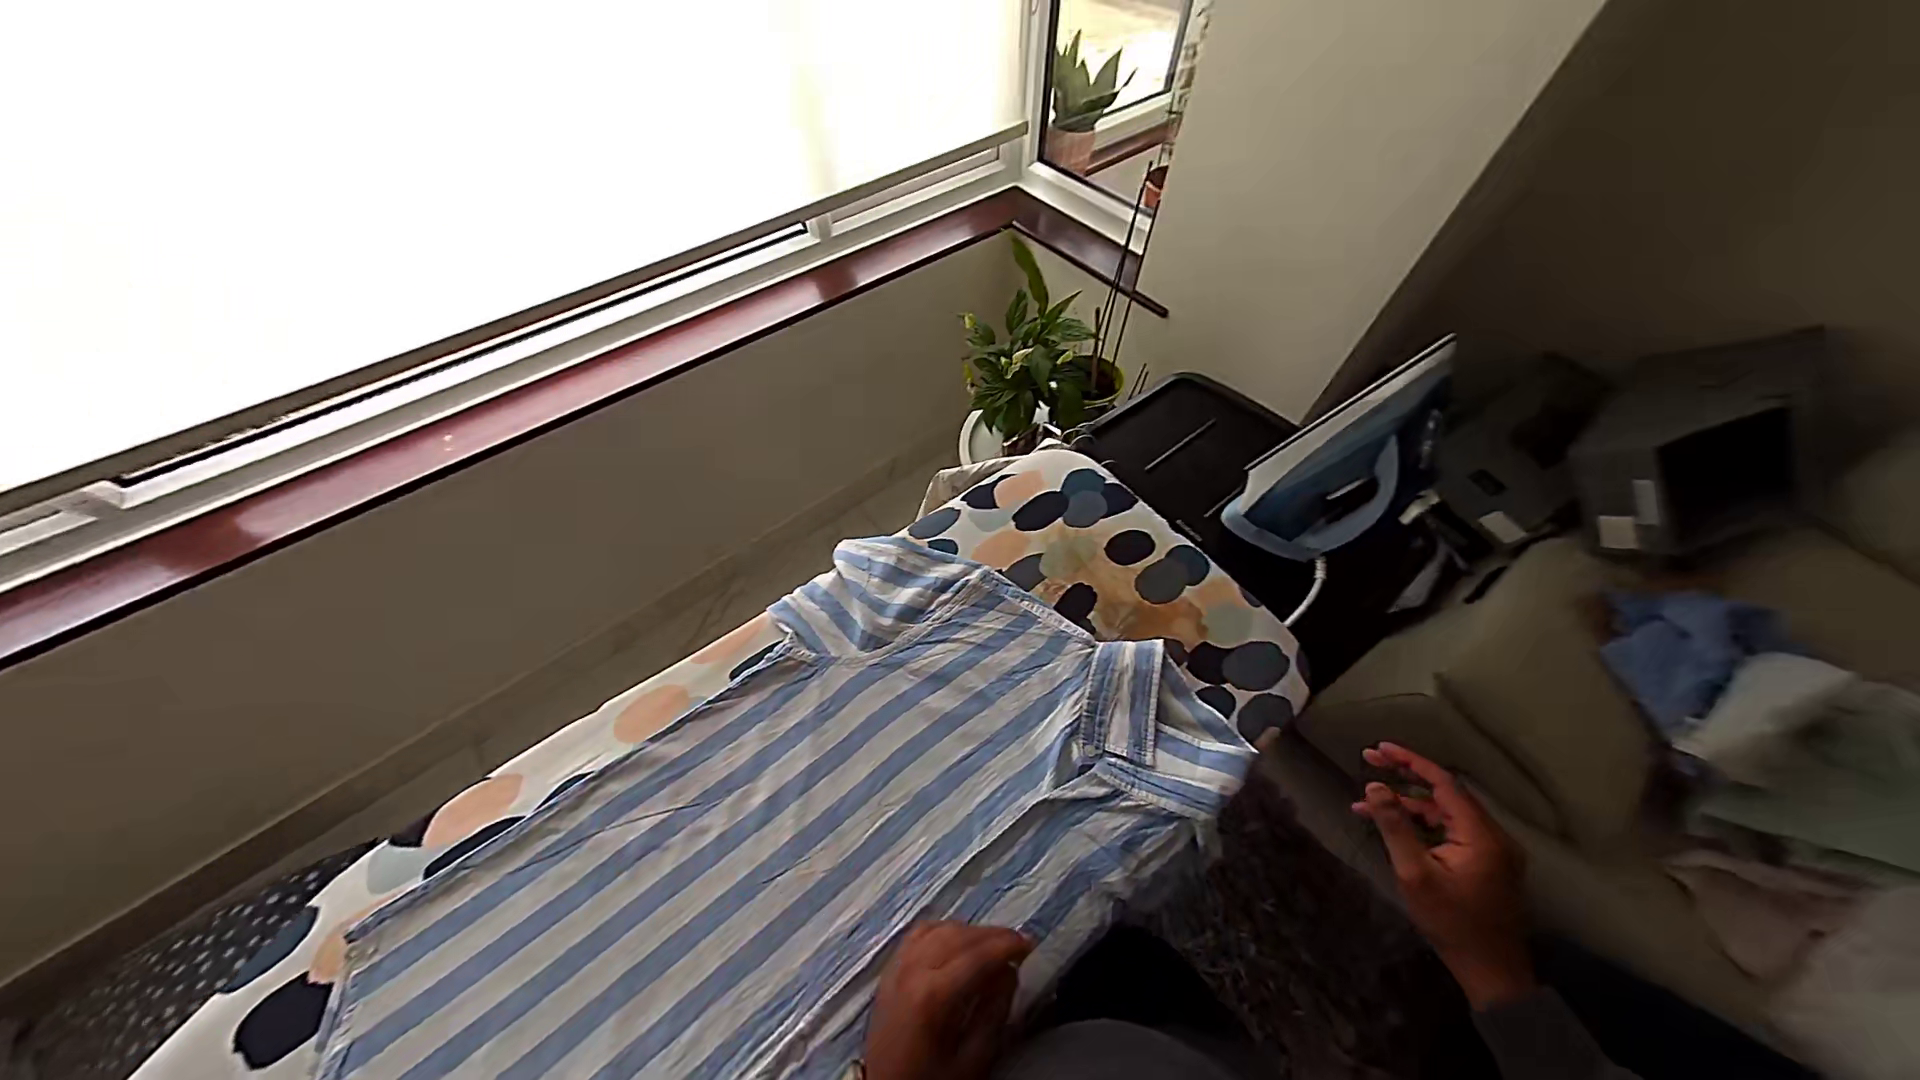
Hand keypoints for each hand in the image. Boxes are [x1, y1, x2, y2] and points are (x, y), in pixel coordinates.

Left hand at [864, 920, 1033, 1079]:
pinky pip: (919, 933)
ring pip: (940, 928)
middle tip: (1018, 944)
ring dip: (970, 931)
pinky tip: (958, 940)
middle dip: (992, 935)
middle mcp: (912, 969)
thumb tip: (1009, 972)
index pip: (977, 955)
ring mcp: (897, 965)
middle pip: (958, 935)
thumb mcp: (971, 1062)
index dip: (1007, 945)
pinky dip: (943, 929)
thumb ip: (994, 1014)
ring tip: (992, 944)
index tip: (1030, 944)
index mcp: (932, 995)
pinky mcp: (889, 968)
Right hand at [1351, 742, 1534, 1008]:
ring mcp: (1492, 850)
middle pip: (1445, 792)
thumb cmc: (1450, 921)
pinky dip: (1419, 822)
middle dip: (1405, 774)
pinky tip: (1391, 825)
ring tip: (1367, 800)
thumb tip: (1375, 785)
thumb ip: (1395, 825)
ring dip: (1407, 802)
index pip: (1444, 783)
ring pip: (1444, 811)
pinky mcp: (1485, 862)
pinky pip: (1449, 829)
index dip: (1410, 761)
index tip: (1379, 748)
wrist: (1491, 971)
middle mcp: (1493, 836)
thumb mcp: (1414, 873)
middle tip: (1369, 760)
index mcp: (1481, 835)